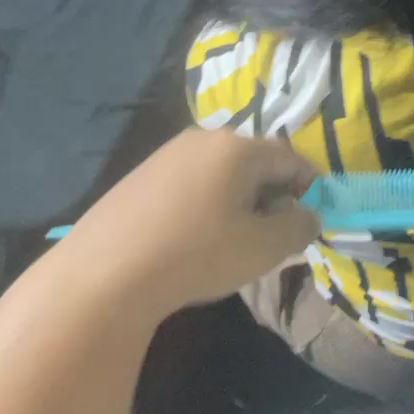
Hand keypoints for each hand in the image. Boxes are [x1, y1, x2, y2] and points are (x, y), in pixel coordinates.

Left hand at [55, 129, 319, 316]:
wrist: (104, 275)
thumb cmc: (197, 255)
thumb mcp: (264, 248)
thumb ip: (299, 227)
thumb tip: (308, 216)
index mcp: (237, 147)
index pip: (291, 159)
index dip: (309, 190)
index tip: (307, 224)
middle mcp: (202, 138)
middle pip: (255, 162)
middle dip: (271, 196)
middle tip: (270, 237)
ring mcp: (166, 155)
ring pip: (221, 173)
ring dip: (238, 202)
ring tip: (231, 243)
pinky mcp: (139, 177)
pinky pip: (191, 184)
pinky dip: (206, 206)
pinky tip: (193, 241)